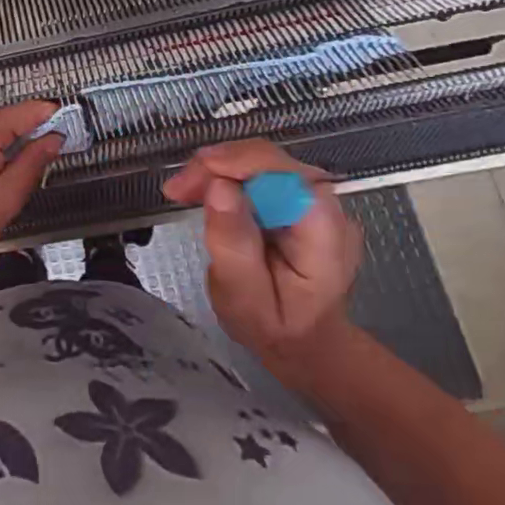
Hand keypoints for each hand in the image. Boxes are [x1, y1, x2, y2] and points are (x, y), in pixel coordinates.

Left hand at [0, 102, 64, 282]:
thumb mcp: (7, 197)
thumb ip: (34, 162)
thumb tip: (53, 141)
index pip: (30, 110)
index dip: (54, 117)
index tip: (71, 125)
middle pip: (14, 115)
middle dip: (35, 132)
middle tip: (53, 153)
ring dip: (16, 141)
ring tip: (24, 170)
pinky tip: (2, 171)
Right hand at [162, 140, 361, 375]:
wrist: (307, 342)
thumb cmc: (275, 328)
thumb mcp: (244, 299)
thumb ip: (234, 247)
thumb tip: (219, 188)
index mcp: (324, 232)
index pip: (284, 175)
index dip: (236, 165)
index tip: (188, 183)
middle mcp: (329, 206)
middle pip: (271, 162)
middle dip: (218, 166)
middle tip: (176, 189)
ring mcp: (317, 199)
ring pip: (262, 161)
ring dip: (218, 170)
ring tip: (183, 191)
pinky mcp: (300, 197)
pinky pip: (262, 173)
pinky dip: (228, 176)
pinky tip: (205, 192)